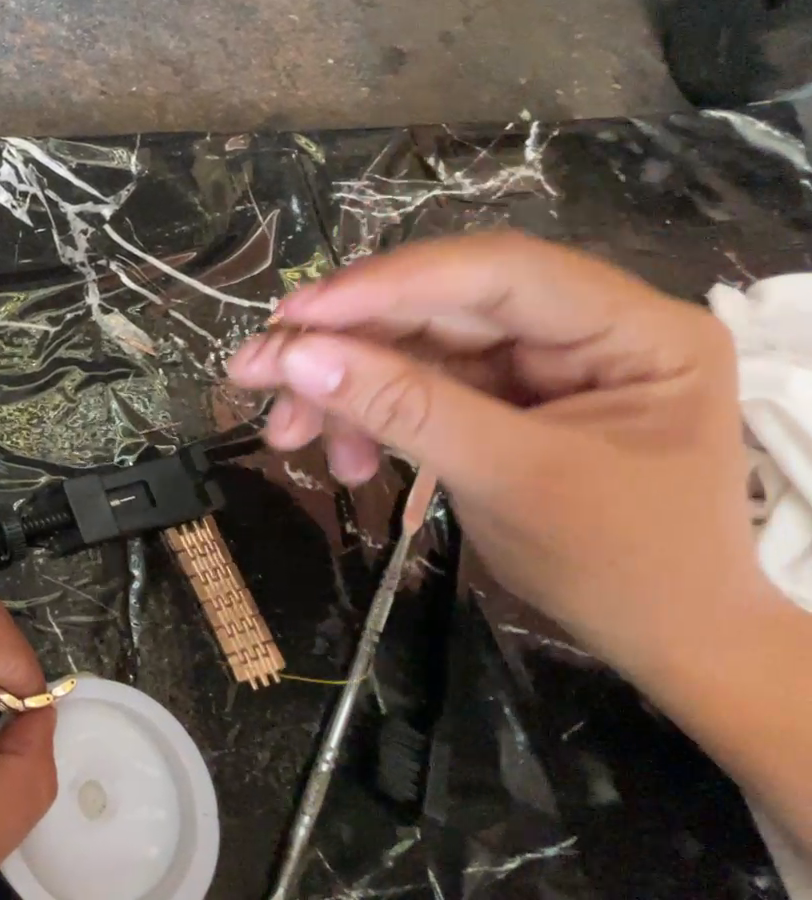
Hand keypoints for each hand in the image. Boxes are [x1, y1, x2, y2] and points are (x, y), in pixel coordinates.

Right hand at [226, 230, 750, 664]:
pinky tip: (341, 459)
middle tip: (253, 370)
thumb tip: (295, 356)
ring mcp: (530, 362)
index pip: (494, 274)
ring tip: (283, 432)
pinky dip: (360, 418)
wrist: (658, 636)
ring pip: (406, 347)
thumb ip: (404, 409)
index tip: (294, 315)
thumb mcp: (509, 477)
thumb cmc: (620, 561)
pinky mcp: (490, 395)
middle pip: (434, 308)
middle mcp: (577, 327)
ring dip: (337, 388)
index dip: (387, 286)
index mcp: (632, 329)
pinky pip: (405, 386)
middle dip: (340, 344)